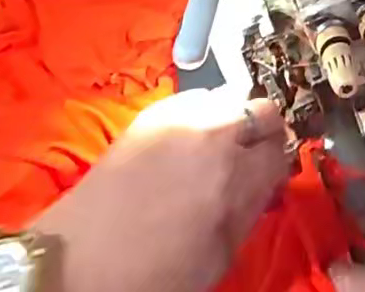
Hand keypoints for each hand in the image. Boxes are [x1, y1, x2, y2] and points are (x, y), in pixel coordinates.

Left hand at [27, 87, 292, 291]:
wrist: (85, 255)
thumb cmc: (157, 271)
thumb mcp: (219, 253)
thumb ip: (249, 208)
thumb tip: (266, 181)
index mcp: (233, 175)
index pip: (280, 147)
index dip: (280, 161)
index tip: (275, 171)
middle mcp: (211, 131)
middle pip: (260, 108)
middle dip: (263, 129)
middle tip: (253, 155)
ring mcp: (179, 114)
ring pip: (227, 94)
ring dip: (232, 115)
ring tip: (219, 146)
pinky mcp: (153, 109)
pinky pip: (194, 97)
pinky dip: (202, 111)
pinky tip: (189, 140)